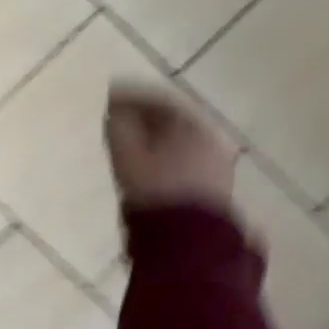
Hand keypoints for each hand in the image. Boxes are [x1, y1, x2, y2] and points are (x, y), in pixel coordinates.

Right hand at [104, 82, 236, 214]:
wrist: (189, 234)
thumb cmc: (153, 186)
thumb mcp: (125, 152)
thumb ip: (118, 125)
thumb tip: (116, 110)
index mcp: (188, 126)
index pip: (159, 99)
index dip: (132, 94)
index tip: (110, 93)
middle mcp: (209, 137)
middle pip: (173, 116)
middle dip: (145, 113)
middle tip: (120, 113)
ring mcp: (218, 160)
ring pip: (181, 136)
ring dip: (157, 132)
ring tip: (133, 136)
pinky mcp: (218, 180)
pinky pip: (189, 153)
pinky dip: (168, 148)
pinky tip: (152, 157)